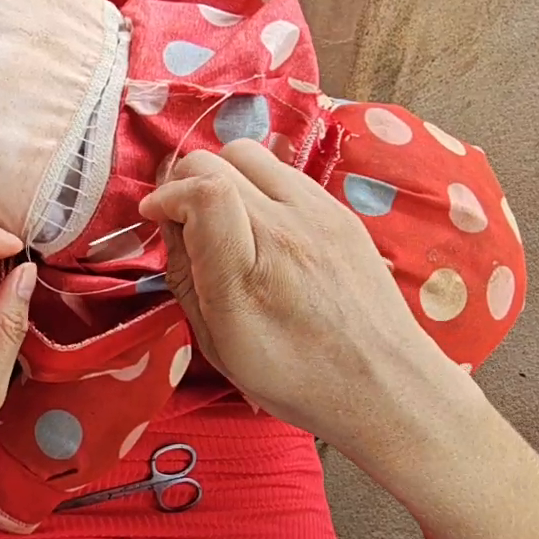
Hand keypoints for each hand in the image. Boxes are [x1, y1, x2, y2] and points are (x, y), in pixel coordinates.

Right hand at [138, 141, 474, 461]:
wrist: (384, 384)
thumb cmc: (292, 375)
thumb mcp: (217, 343)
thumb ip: (186, 278)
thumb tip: (171, 226)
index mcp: (247, 273)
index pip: (202, 188)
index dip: (167, 195)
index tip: (154, 217)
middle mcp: (286, 229)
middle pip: (218, 160)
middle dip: (184, 182)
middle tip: (180, 219)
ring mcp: (320, 212)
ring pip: (250, 153)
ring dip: (220, 176)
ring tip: (218, 217)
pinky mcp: (341, 211)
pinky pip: (283, 171)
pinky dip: (255, 184)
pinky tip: (257, 223)